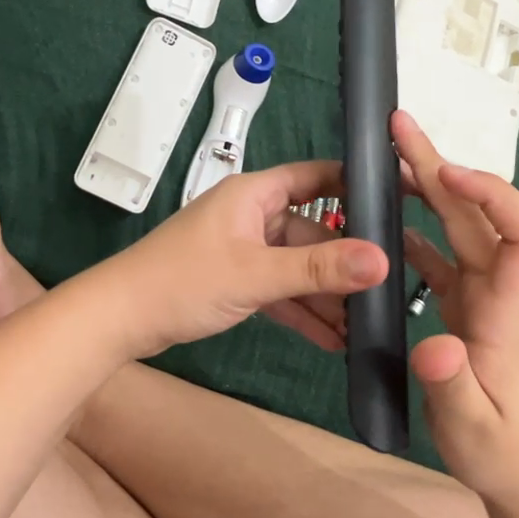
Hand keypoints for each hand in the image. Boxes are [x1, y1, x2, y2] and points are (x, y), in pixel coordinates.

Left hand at [101, 162, 389, 359]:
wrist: (119, 318)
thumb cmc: (183, 281)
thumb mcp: (256, 274)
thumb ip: (318, 269)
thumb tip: (382, 260)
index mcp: (254, 194)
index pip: (316, 178)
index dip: (356, 186)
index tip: (399, 203)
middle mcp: (251, 216)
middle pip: (312, 233)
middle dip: (345, 263)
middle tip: (388, 290)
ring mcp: (242, 250)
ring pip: (296, 268)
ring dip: (325, 296)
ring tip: (366, 326)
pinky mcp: (233, 281)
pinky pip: (278, 292)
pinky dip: (300, 312)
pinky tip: (332, 340)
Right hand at [394, 111, 518, 504]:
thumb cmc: (501, 451)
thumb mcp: (471, 425)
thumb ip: (451, 383)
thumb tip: (433, 344)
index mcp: (508, 311)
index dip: (493, 196)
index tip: (448, 172)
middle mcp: (501, 292)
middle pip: (482, 216)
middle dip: (442, 168)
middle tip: (400, 130)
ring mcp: (486, 297)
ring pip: (461, 230)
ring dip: (430, 191)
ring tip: (391, 161)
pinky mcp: (470, 308)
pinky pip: (446, 259)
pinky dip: (419, 234)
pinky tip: (392, 224)